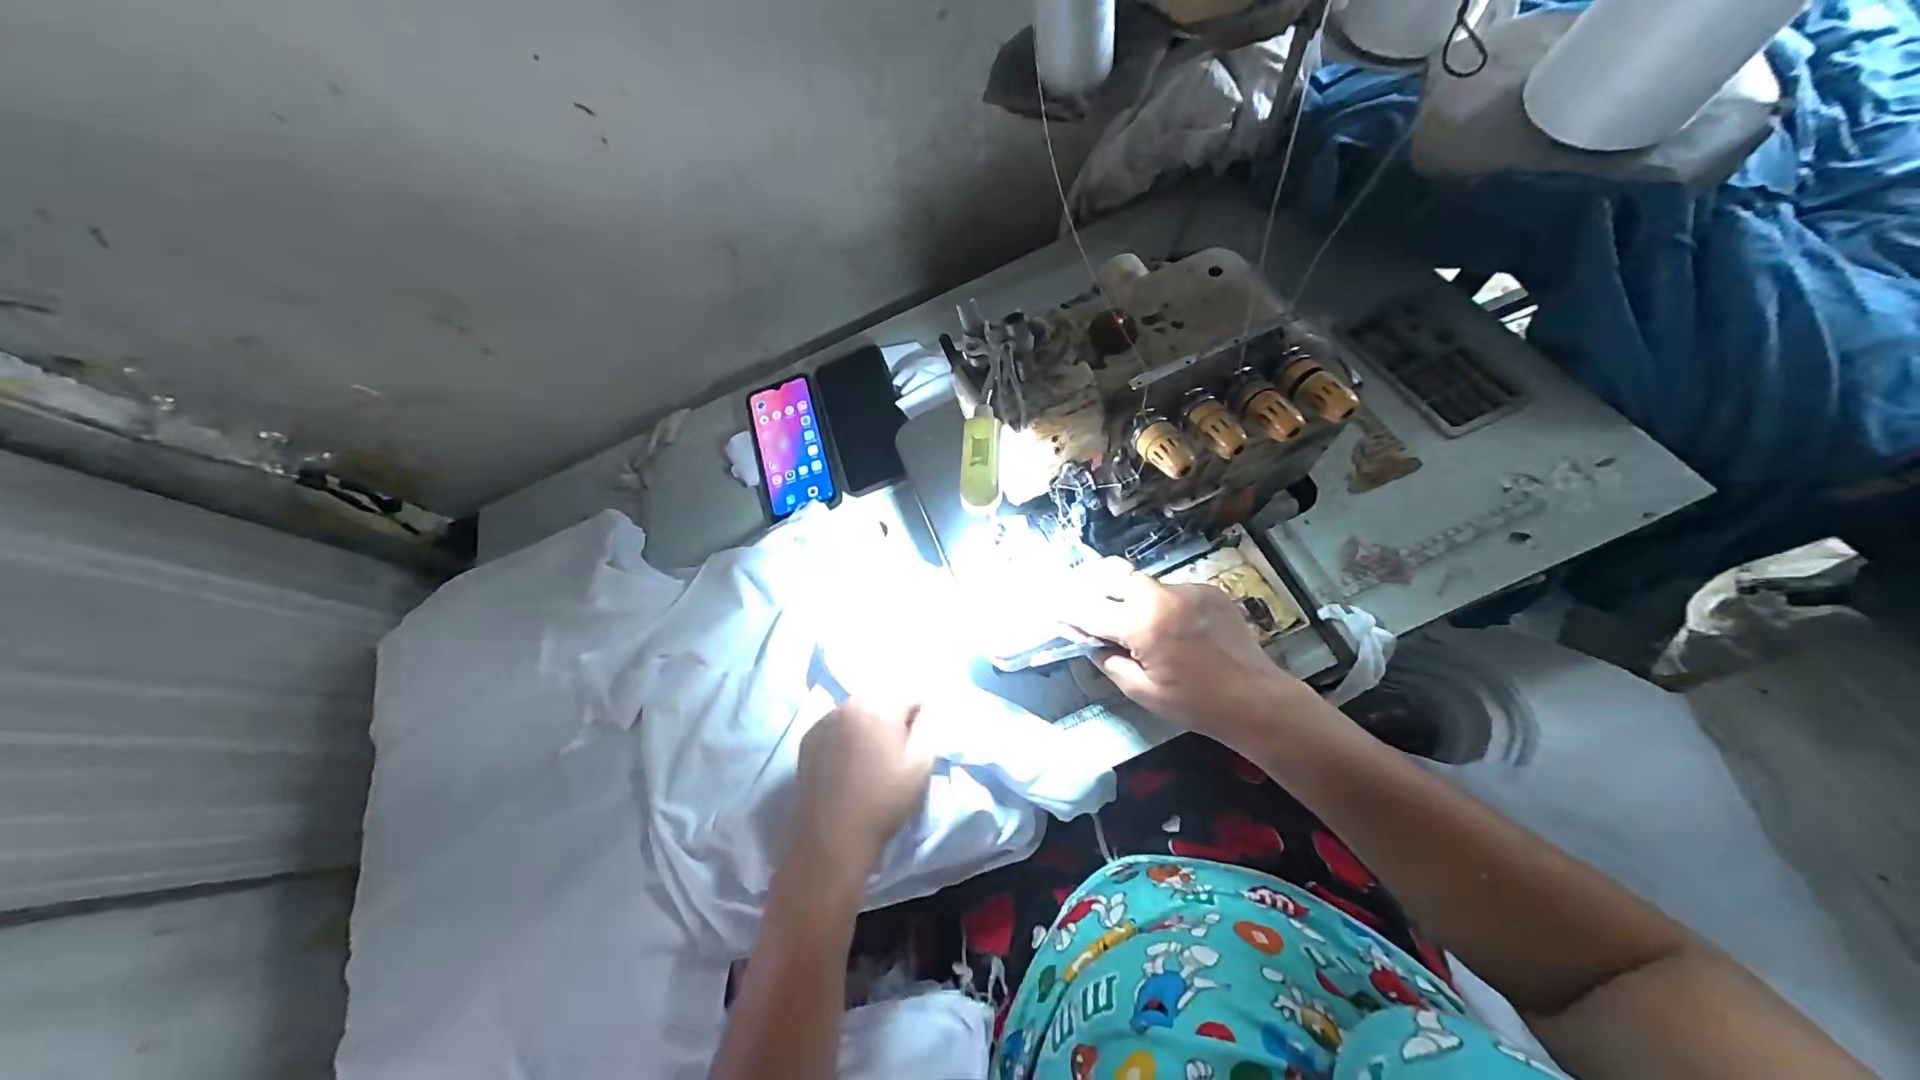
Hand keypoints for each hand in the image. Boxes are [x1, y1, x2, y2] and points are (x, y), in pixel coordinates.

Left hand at [792, 699, 935, 872]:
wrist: (835, 837)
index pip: (909, 696)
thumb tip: (926, 705)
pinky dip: (846, 736)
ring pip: (857, 713)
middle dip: (891, 719)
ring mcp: (824, 721)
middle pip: (880, 701)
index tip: (915, 745)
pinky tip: (849, 764)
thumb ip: (929, 724)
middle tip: (893, 753)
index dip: (917, 720)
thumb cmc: (885, 800)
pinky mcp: (808, 739)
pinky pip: (836, 727)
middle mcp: (847, 705)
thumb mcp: (921, 763)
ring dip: (867, 727)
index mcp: (877, 705)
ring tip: (870, 759)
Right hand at [1059, 557, 1304, 736]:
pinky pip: (1172, 591)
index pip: (1090, 610)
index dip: (1069, 611)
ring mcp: (1189, 589)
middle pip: (1116, 576)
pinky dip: (1164, 606)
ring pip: (1145, 584)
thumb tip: (1088, 641)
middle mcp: (1163, 597)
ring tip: (1146, 632)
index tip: (1054, 610)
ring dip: (1134, 601)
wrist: (1255, 699)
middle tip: (1099, 617)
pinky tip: (1177, 632)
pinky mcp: (1209, 590)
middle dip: (1101, 593)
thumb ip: (1108, 660)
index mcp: (1143, 624)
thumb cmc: (1195, 703)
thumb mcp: (1141, 690)